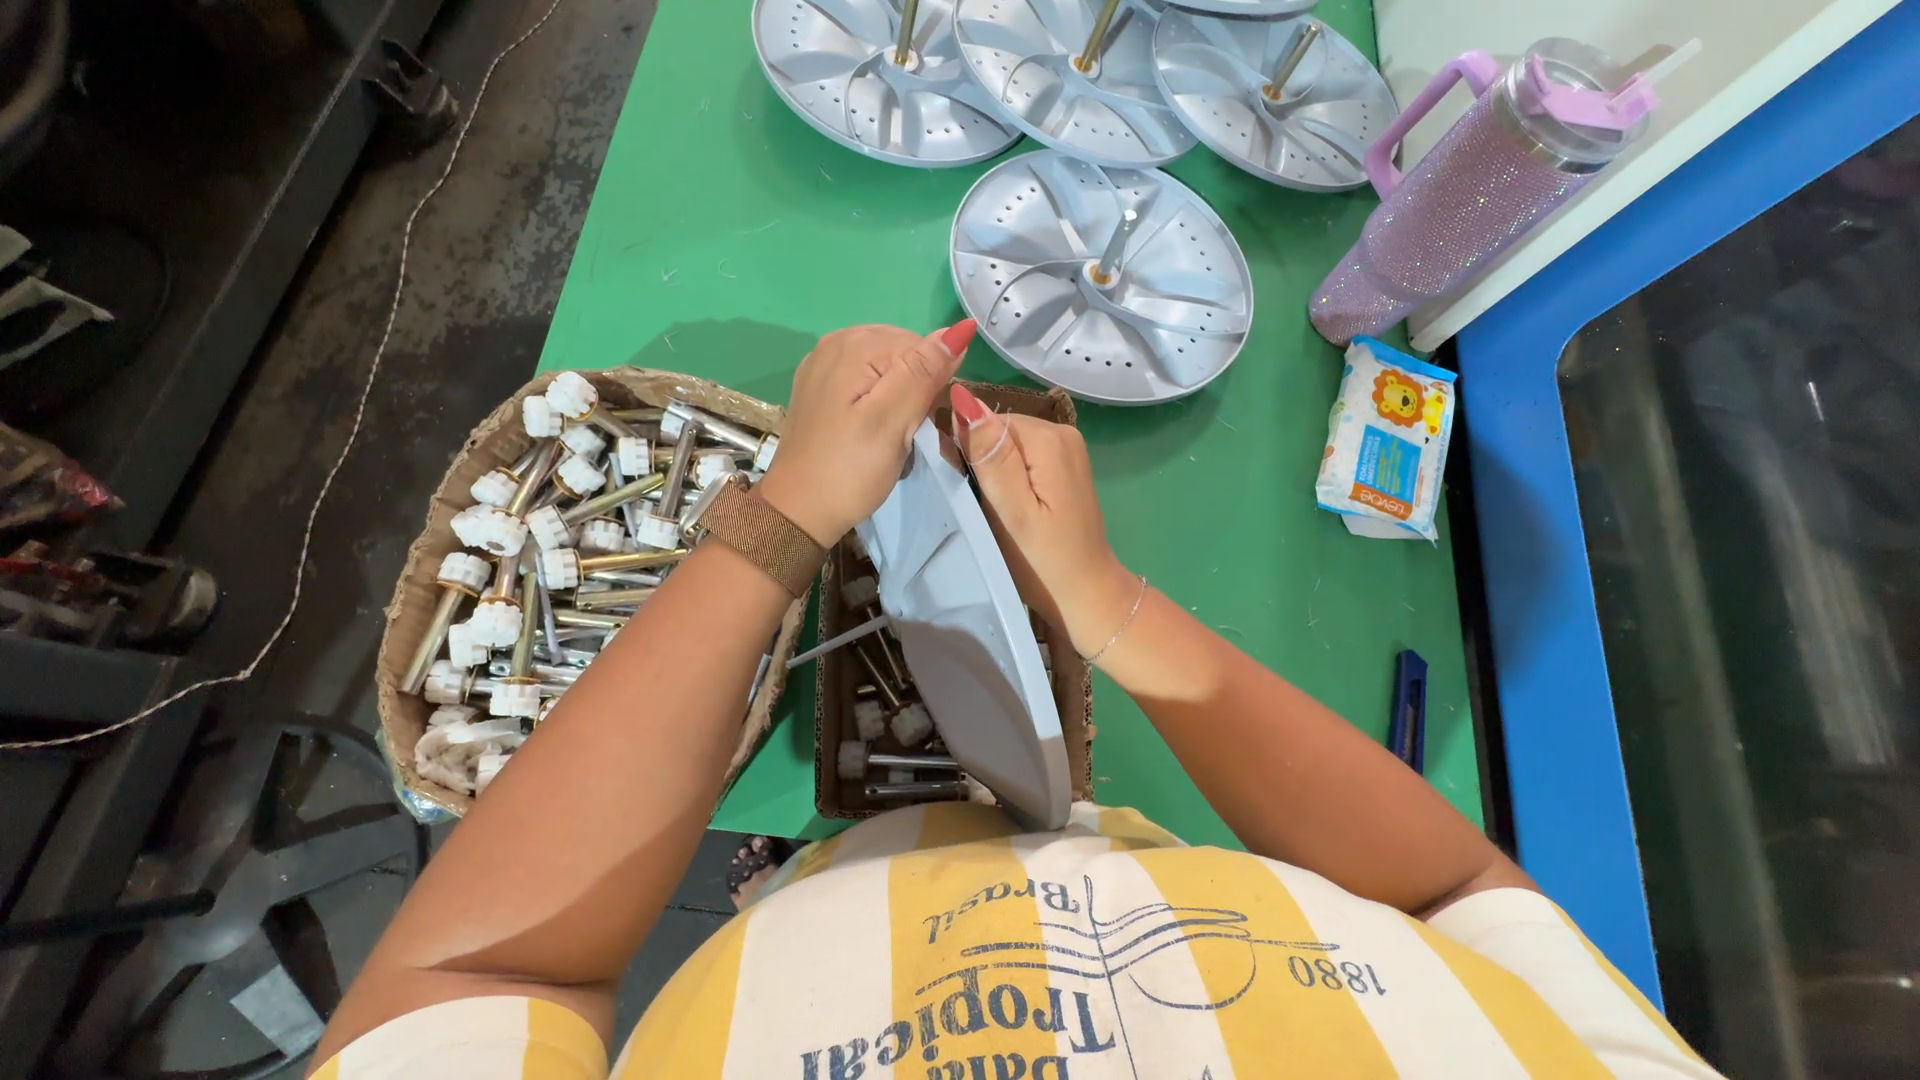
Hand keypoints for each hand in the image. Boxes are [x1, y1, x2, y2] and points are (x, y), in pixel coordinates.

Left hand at [756, 320, 975, 544]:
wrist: (799, 510)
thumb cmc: (850, 468)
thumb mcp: (893, 421)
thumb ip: (925, 371)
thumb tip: (961, 328)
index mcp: (855, 344)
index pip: (923, 348)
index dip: (930, 386)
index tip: (916, 424)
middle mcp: (836, 341)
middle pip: (904, 354)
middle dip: (914, 390)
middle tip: (902, 433)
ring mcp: (823, 364)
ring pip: (887, 369)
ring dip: (898, 399)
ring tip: (887, 434)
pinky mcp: (819, 388)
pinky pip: (865, 381)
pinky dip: (877, 402)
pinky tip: (869, 428)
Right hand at [949, 383, 1139, 658]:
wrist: (1085, 594)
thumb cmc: (1042, 560)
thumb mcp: (1011, 512)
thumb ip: (991, 457)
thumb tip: (967, 401)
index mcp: (1050, 439)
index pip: (989, 420)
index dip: (969, 449)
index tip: (967, 488)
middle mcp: (1063, 433)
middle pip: (1001, 429)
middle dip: (982, 459)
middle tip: (981, 504)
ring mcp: (1067, 450)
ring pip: (1009, 443)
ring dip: (994, 470)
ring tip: (993, 508)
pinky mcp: (1063, 467)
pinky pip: (1023, 456)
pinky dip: (1009, 477)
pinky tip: (1008, 505)